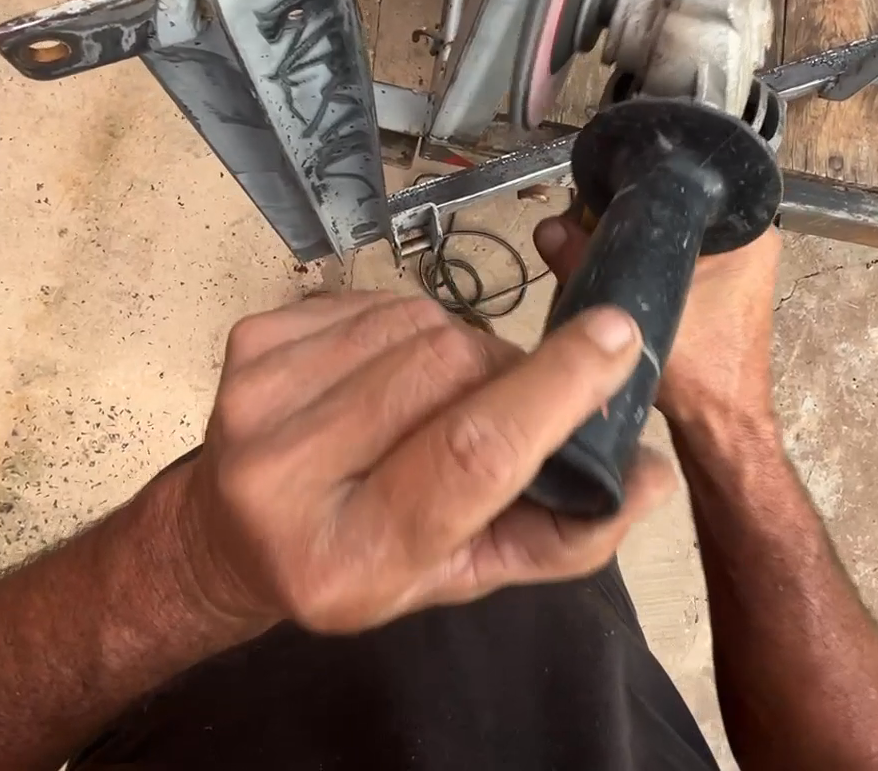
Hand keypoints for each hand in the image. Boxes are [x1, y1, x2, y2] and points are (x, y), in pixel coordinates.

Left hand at [174, 291, 676, 635]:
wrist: (229, 533)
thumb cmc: (355, 562)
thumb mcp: (458, 577)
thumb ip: (559, 536)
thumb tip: (649, 471)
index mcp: (351, 554)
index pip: (470, 452)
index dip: (553, 388)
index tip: (618, 336)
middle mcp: (286, 471)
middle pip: (446, 365)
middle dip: (505, 365)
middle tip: (510, 391)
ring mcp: (257, 394)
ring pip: (414, 320)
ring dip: (455, 344)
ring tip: (439, 389)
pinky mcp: (250, 339)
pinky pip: (372, 301)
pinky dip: (404, 326)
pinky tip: (387, 369)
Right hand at [534, 211, 780, 432]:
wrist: (720, 430)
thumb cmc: (699, 371)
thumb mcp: (633, 309)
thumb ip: (585, 264)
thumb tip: (547, 227)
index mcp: (747, 232)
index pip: (681, 185)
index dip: (632, 191)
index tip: (592, 205)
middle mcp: (748, 243)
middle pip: (671, 212)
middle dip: (626, 224)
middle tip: (585, 236)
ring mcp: (736, 271)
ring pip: (670, 241)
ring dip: (634, 250)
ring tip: (597, 257)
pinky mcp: (719, 295)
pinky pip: (674, 266)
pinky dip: (647, 271)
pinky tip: (620, 282)